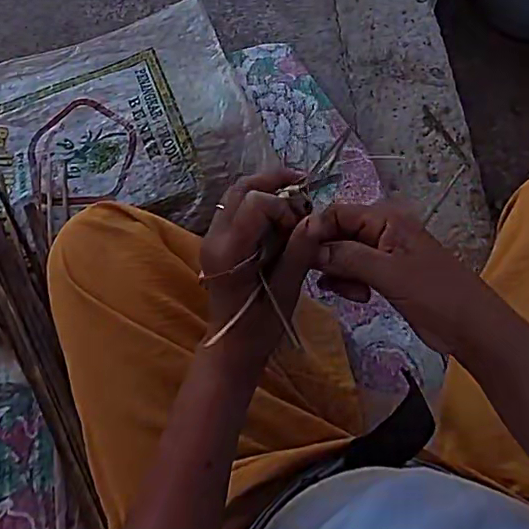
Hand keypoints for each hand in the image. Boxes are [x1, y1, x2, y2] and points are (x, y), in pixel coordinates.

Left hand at [198, 169, 319, 372]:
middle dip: (274, 182)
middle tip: (304, 185)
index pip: (254, 203)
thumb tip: (316, 220)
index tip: (300, 225)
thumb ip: (298, 253)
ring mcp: (212, 235)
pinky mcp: (218, 237)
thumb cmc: (259, 328)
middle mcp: (214, 236)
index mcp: (228, 252)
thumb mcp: (285, 292)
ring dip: (267, 188)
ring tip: (295, 195)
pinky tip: (281, 211)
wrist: (231, 346)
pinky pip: (236, 205)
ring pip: (237, 192)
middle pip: (241, 188)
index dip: (282, 206)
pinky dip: (260, 200)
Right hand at [307, 202, 507, 356]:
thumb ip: (348, 256)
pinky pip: (356, 270)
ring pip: (344, 253)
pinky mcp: (386, 274)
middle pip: (339, 232)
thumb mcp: (389, 273)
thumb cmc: (436, 295)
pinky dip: (349, 281)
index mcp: (386, 219)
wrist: (474, 330)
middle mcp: (382, 230)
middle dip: (326, 253)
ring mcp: (385, 253)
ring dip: (338, 271)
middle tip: (321, 278)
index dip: (316, 228)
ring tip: (347, 292)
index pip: (338, 213)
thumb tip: (310, 246)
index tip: (297, 251)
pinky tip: (355, 296)